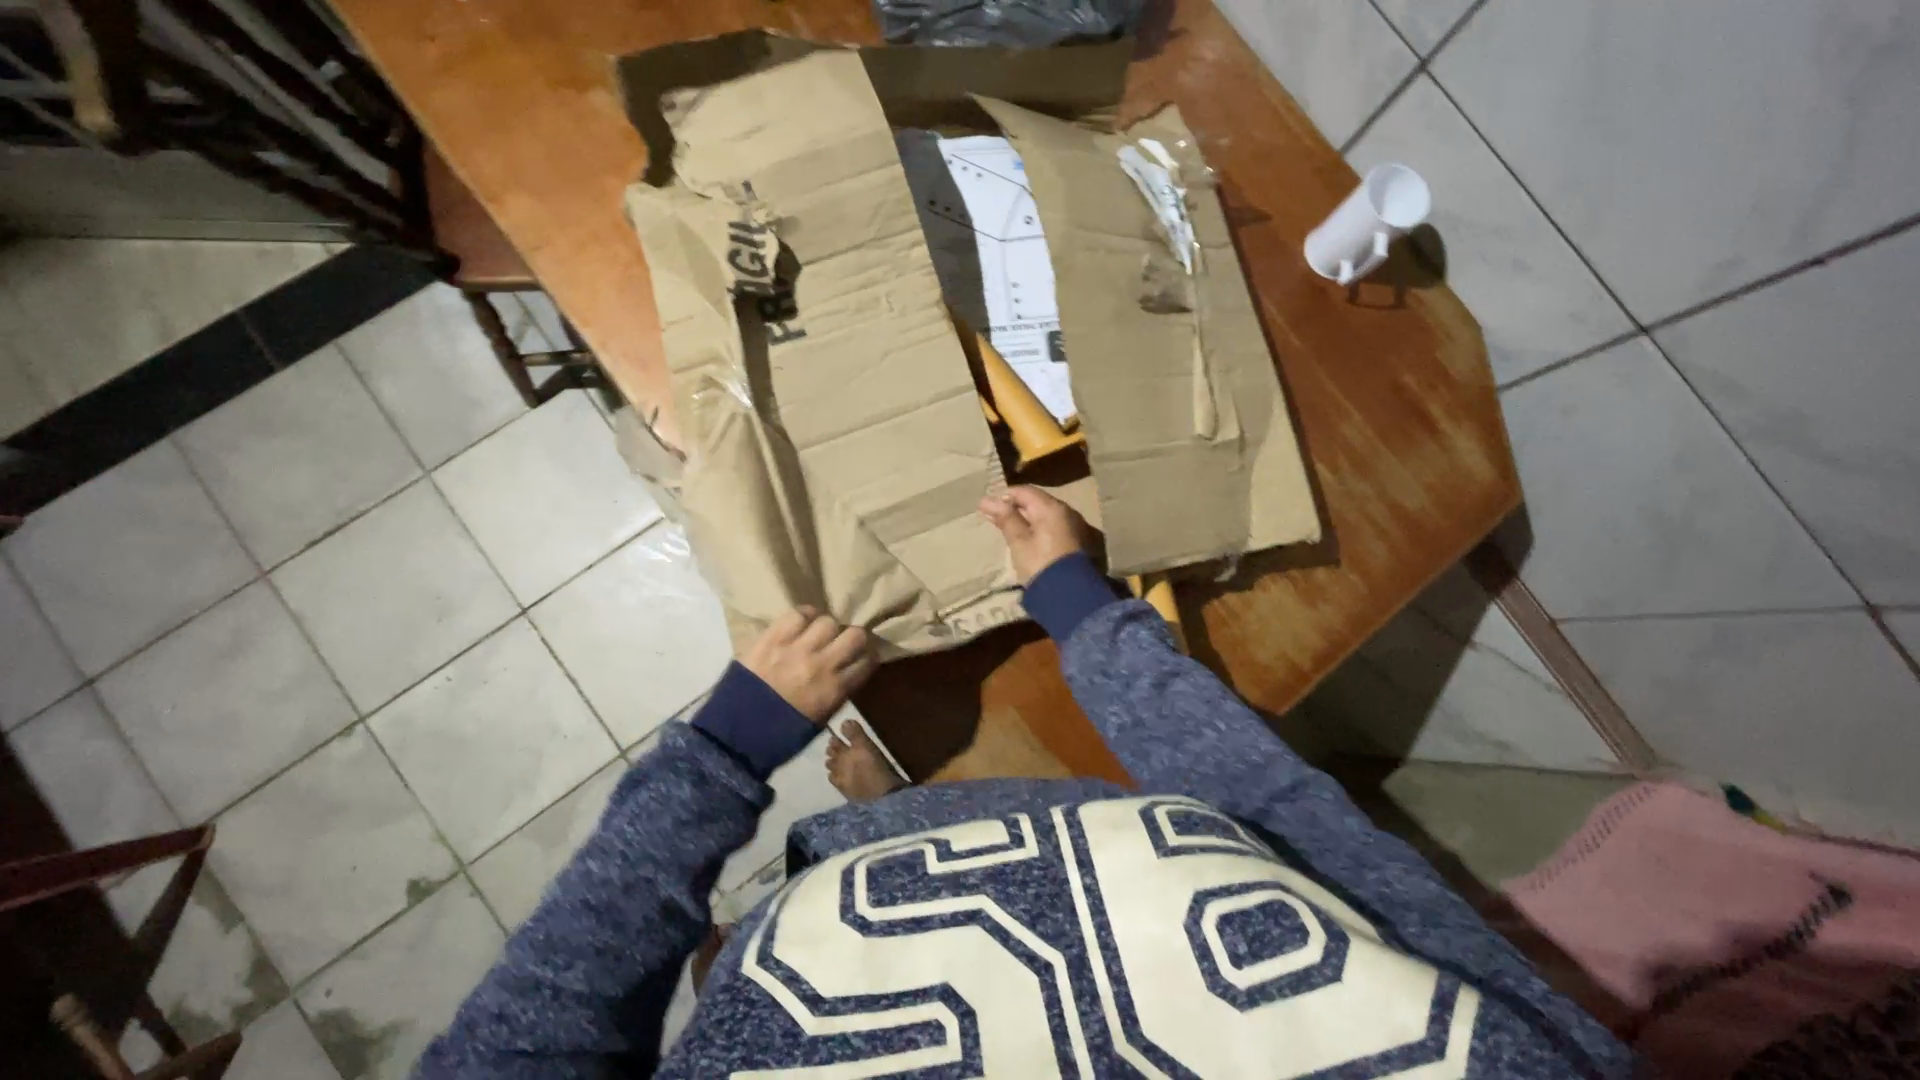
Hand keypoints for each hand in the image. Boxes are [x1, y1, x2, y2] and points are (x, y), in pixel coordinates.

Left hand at [740, 607, 875, 723]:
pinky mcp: (771, 639)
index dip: (867, 656)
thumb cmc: (780, 735)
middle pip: (854, 635)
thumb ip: (837, 693)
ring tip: (818, 632)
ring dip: (827, 627)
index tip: (861, 657)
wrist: (735, 736)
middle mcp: (822, 665)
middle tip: (842, 642)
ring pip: (827, 621)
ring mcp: (796, 649)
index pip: (867, 661)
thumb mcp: (820, 720)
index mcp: (835, 690)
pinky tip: (802, 622)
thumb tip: (846, 673)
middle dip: (853, 638)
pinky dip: (804, 615)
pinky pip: (797, 614)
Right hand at [979, 485, 1089, 585]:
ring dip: (1027, 519)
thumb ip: (1006, 518)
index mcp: (1052, 508)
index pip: (1024, 491)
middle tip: (996, 518)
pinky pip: (1054, 527)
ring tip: (1010, 530)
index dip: (1004, 496)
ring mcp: (1074, 526)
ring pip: (1046, 515)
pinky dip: (1039, 529)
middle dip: (1016, 507)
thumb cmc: (1040, 564)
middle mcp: (1067, 512)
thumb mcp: (1019, 542)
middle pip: (1037, 502)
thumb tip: (987, 500)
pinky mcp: (1077, 542)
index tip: (987, 507)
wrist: (1070, 595)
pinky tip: (1028, 540)